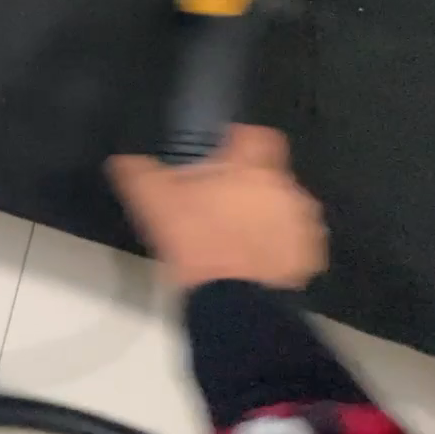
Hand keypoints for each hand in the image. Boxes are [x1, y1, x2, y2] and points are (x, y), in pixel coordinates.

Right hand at [107, 124, 327, 290]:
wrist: (231, 298)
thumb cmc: (193, 238)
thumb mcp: (146, 196)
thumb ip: (136, 169)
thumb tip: (126, 159)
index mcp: (250, 169)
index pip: (256, 135)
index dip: (236, 137)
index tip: (218, 149)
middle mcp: (285, 191)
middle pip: (264, 173)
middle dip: (240, 181)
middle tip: (208, 196)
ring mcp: (302, 225)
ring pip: (277, 205)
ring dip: (256, 210)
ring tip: (224, 227)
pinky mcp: (309, 256)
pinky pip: (287, 236)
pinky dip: (268, 238)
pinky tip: (239, 251)